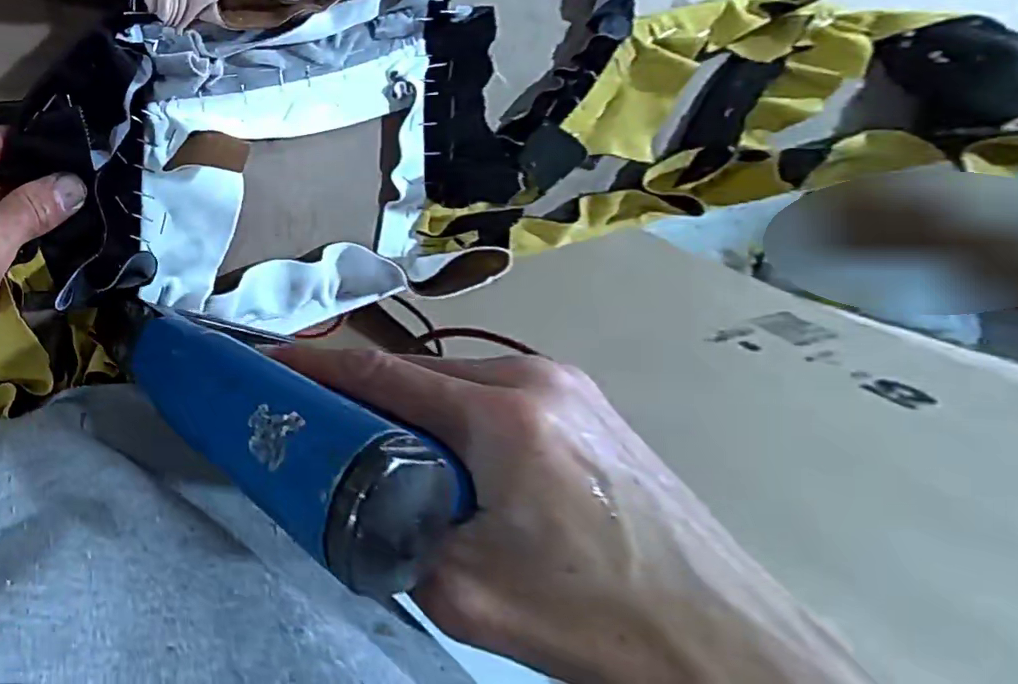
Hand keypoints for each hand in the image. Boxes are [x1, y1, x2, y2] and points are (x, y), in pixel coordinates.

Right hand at [271, 348, 872, 683]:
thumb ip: (392, 541)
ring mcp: (569, 385)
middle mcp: (534, 377)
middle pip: (418, 373)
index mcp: (502, 415)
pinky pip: (494, 393)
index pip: (382, 374)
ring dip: (411, 404)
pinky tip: (454, 455)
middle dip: (364, 392)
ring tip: (386, 445)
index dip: (319, 366)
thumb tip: (355, 507)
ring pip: (456, 380)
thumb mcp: (468, 596)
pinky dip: (455, 412)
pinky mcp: (590, 404)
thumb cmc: (602, 624)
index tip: (274, 362)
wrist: (742, 656)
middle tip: (324, 419)